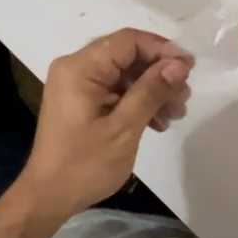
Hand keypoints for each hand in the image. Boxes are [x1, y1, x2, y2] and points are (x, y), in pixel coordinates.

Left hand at [16, 29, 193, 220]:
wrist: (49, 197)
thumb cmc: (84, 164)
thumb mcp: (124, 128)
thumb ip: (151, 91)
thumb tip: (179, 64)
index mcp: (80, 67)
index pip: (127, 41)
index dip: (161, 49)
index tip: (189, 69)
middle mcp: (75, 67)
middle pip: (127, 55)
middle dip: (159, 73)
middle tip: (183, 98)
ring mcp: (77, 84)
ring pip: (124, 73)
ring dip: (152, 90)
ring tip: (175, 114)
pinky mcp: (81, 100)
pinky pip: (115, 89)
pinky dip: (137, 101)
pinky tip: (158, 122)